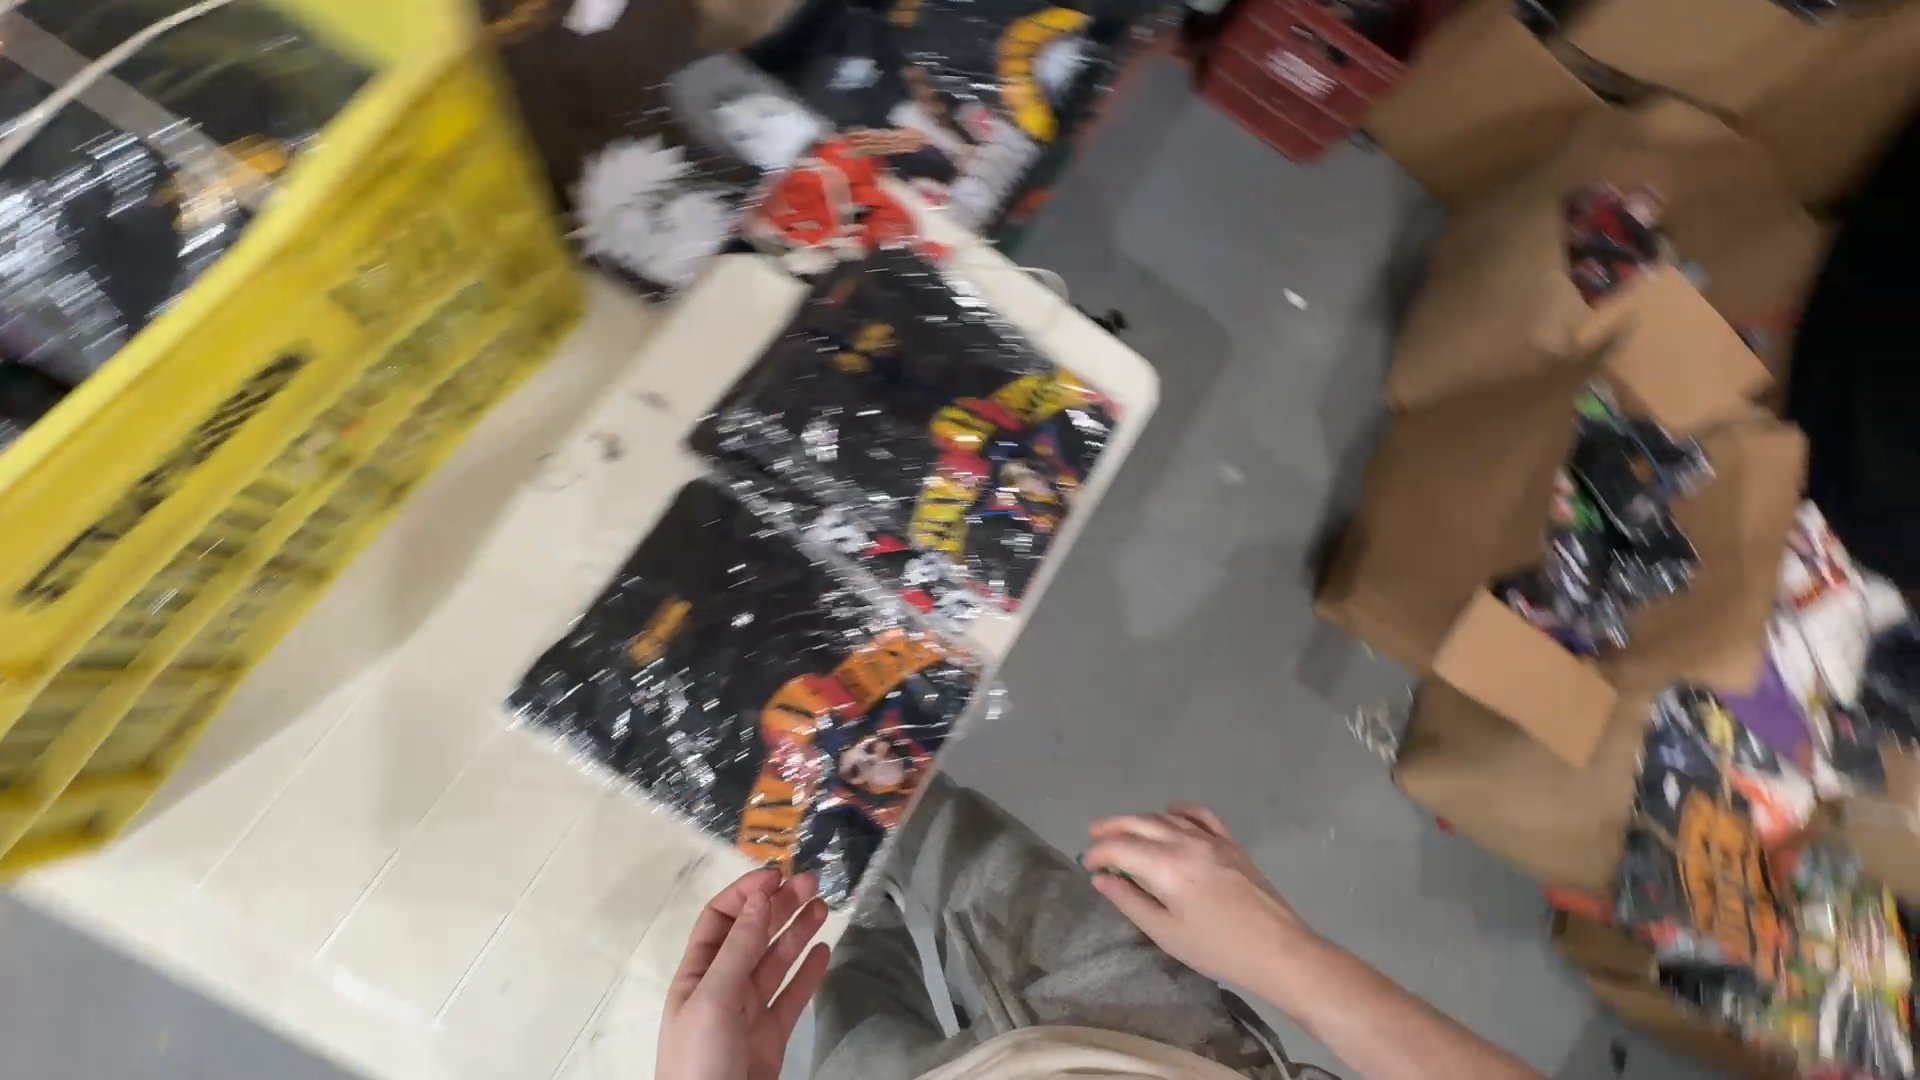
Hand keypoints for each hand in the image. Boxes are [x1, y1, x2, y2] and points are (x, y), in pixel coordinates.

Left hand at [658, 868, 832, 1079]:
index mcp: (698, 975)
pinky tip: (824, 951)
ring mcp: (748, 1012)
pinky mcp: (771, 1036)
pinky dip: (808, 973)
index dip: (746, 894)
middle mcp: (723, 986)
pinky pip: (792, 996)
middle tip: (812, 882)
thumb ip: (739, 948)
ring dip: (798, 931)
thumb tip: (760, 897)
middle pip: (753, 934)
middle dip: (780, 905)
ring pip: (776, 961)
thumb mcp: (713, 1000)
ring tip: (824, 907)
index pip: (720, 919)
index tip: (777, 876)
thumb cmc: (700, 1062)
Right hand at [1084, 803, 1317, 987]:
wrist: (1280, 952)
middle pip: (1139, 823)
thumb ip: (1131, 902)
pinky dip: (1180, 810)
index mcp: (1166, 867)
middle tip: (1093, 834)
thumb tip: (1102, 879)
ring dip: (1139, 819)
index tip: (1089, 865)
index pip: (1121, 848)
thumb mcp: (1167, 934)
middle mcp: (1185, 843)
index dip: (1100, 853)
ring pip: (1165, 817)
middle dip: (1112, 827)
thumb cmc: (1219, 950)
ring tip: (1123, 828)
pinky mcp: (1230, 843)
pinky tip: (1170, 813)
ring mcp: (1210, 839)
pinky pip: (1200, 815)